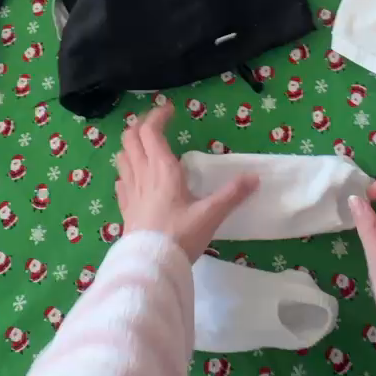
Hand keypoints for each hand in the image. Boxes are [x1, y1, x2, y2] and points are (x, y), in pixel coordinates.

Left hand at [114, 98, 257, 259]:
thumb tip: (254, 177)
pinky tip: (134, 177)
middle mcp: (142, 174)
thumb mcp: (210, 215)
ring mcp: (130, 191)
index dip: (157, 115)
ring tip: (143, 145)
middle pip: (131, 137)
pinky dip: (126, 169)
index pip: (151, 130)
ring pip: (122, 156)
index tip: (170, 110)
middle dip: (140, 125)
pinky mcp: (124, 208)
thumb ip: (232, 195)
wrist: (150, 266)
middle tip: (155, 123)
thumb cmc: (180, 236)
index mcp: (162, 168)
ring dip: (131, 145)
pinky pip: (121, 179)